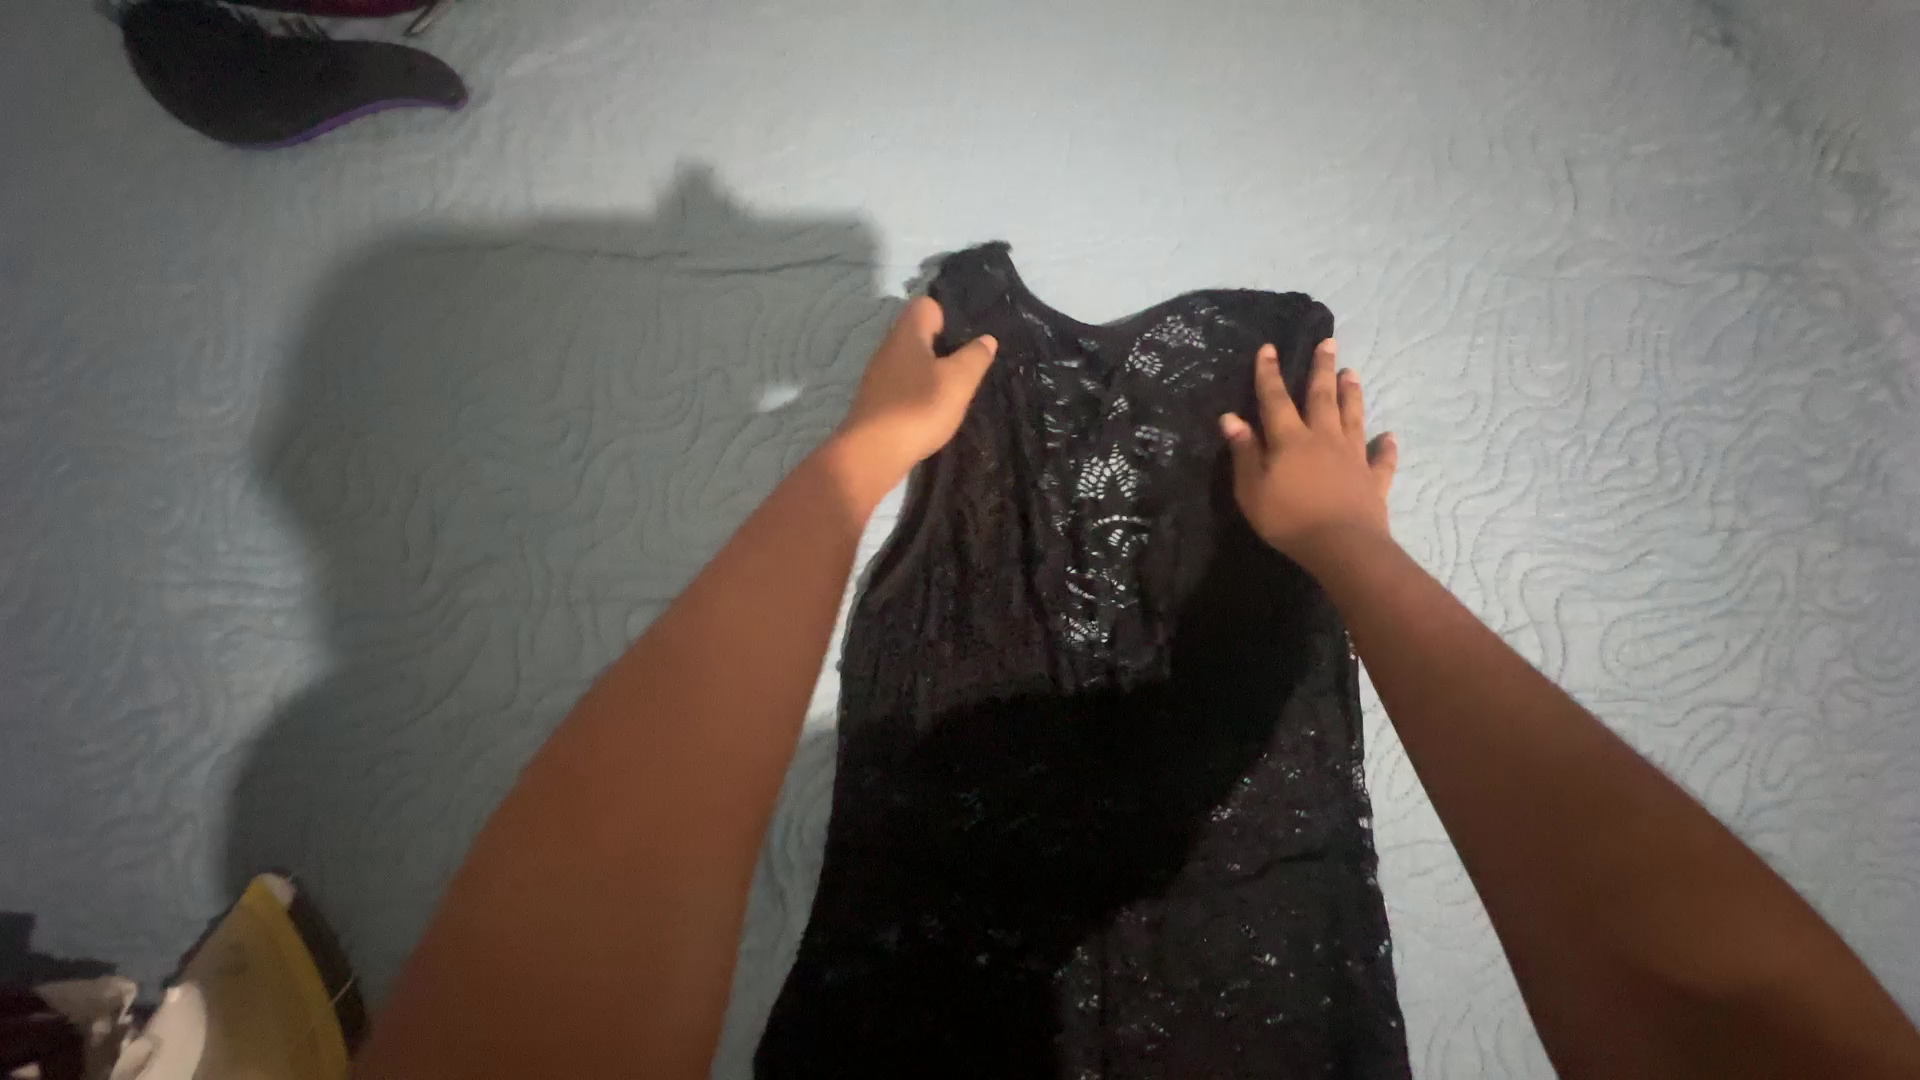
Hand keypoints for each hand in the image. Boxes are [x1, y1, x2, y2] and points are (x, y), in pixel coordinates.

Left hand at [833, 296, 997, 479]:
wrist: (873, 453)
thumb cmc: (919, 408)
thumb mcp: (959, 380)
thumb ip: (975, 356)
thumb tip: (986, 339)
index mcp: (907, 333)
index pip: (927, 306)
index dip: (949, 317)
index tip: (966, 341)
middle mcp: (887, 348)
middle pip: (918, 335)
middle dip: (943, 348)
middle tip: (966, 368)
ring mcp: (878, 376)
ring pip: (910, 363)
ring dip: (930, 374)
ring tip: (952, 394)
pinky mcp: (875, 402)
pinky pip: (902, 387)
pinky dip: (917, 395)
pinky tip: (930, 414)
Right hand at [1220, 339, 1397, 572]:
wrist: (1341, 545)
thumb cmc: (1287, 518)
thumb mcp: (1251, 488)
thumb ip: (1243, 452)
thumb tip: (1231, 418)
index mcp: (1290, 440)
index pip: (1275, 399)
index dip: (1270, 374)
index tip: (1270, 348)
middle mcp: (1323, 438)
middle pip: (1322, 397)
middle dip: (1322, 369)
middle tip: (1329, 343)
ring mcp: (1353, 457)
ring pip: (1353, 418)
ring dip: (1352, 395)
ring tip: (1352, 373)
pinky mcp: (1373, 479)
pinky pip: (1381, 459)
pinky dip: (1386, 447)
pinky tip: (1391, 437)